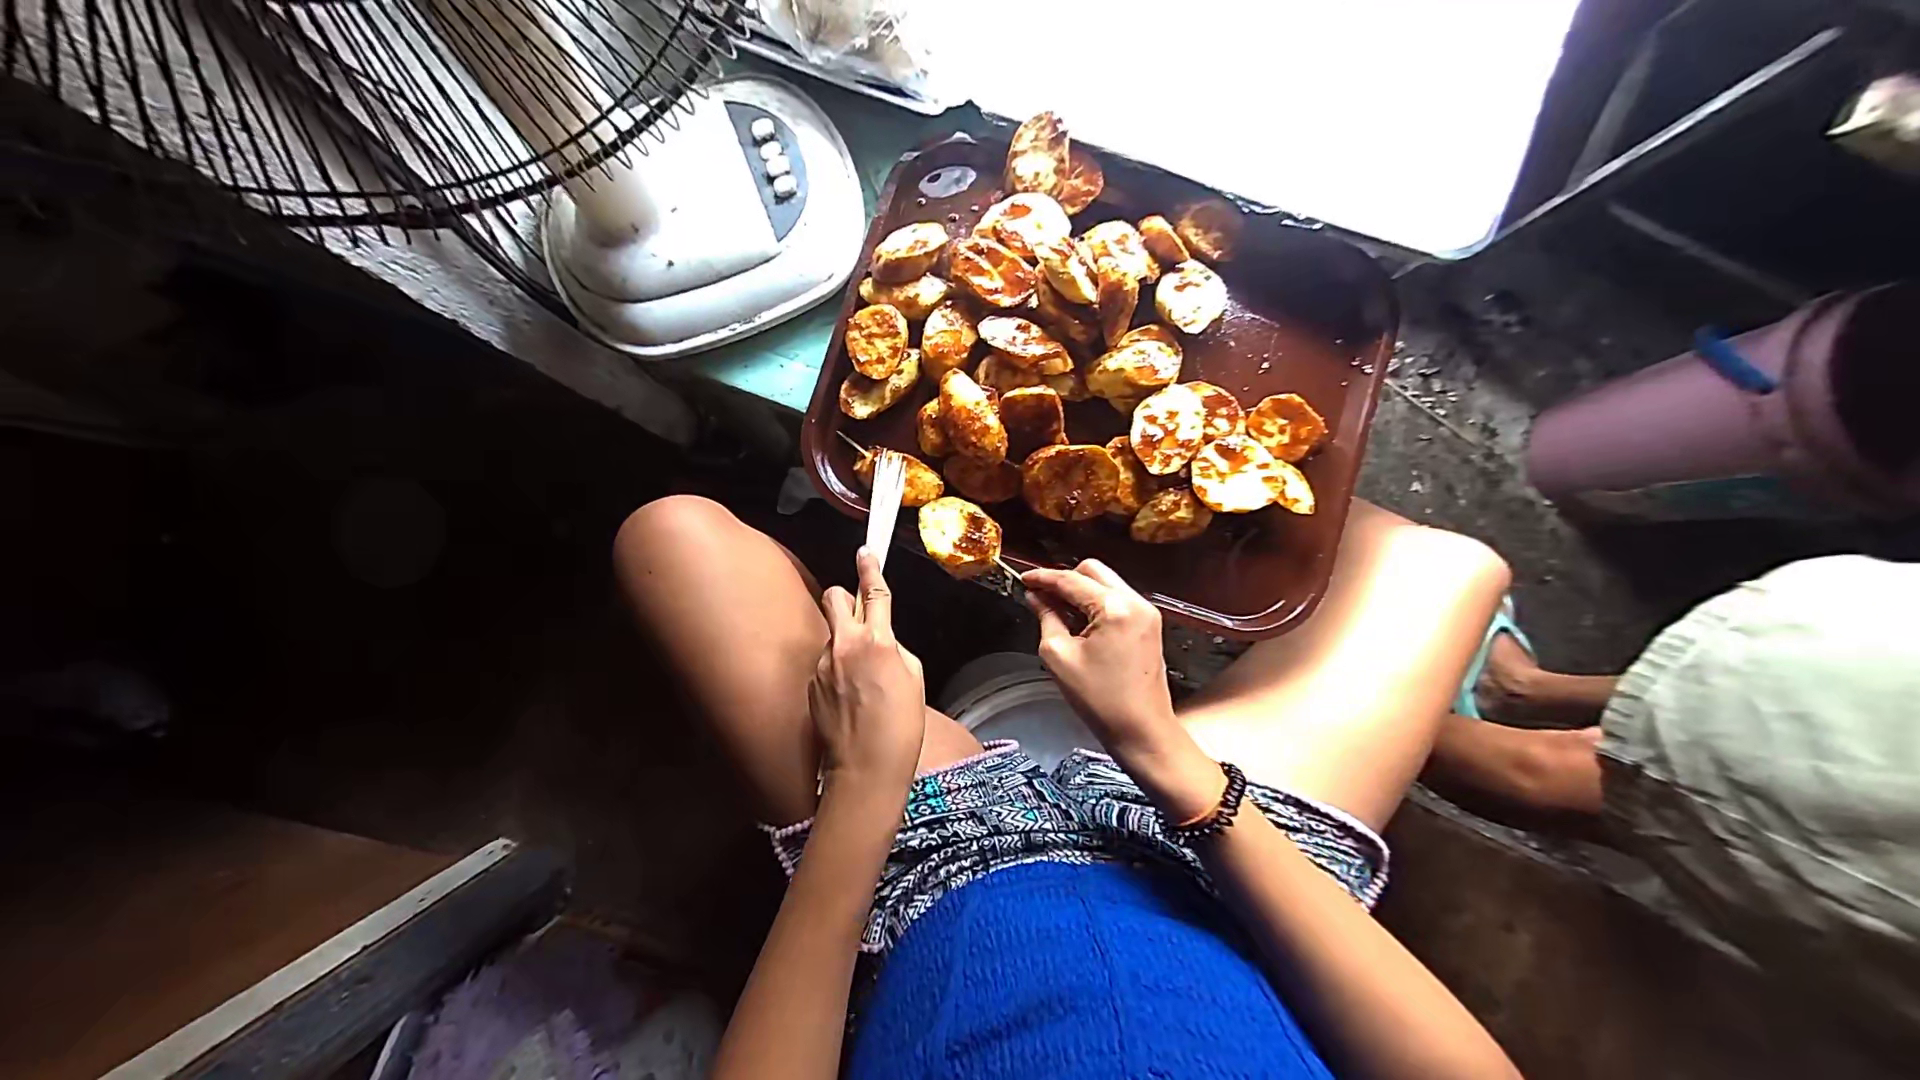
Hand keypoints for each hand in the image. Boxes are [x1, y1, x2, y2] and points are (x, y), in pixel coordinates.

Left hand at [810, 548, 926, 794]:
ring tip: (862, 680)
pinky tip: (850, 698)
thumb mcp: (914, 678)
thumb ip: (896, 650)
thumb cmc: (900, 728)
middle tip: (858, 615)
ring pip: (831, 635)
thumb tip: (883, 643)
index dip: (871, 567)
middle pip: (835, 597)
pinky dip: (837, 671)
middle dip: (844, 597)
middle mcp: (844, 646)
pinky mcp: (812, 686)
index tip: (867, 551)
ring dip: (844, 644)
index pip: (873, 591)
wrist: (866, 770)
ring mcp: (823, 665)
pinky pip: (825, 664)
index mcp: (877, 641)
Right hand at [1022, 560, 1222, 819]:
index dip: (1043, 577)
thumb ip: (1046, 618)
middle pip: (1092, 571)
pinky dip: (1096, 604)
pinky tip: (1079, 622)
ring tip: (1057, 612)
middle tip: (1041, 596)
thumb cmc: (1101, 700)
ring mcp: (1146, 613)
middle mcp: (1135, 603)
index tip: (1025, 579)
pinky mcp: (1149, 625)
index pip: (1071, 579)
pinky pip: (1117, 600)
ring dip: (1081, 591)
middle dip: (1064, 580)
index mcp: (1114, 608)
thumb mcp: (1059, 656)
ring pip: (1106, 583)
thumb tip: (1036, 598)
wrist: (1142, 730)